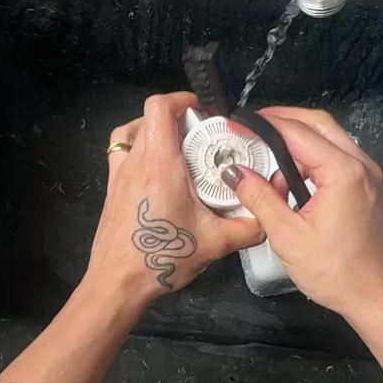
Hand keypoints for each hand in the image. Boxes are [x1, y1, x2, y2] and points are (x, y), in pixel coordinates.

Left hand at [86, 92, 264, 302]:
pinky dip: (137, 148)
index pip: (160, 107)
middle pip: (150, 117)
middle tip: (201, 137)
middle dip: (178, 118)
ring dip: (154, 130)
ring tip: (177, 148)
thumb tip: (270, 216)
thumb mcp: (216, 243)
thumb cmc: (161, 258)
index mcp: (160, 164)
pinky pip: (121, 153)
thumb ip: (250, 227)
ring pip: (131, 132)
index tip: (204, 110)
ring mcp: (119, 174)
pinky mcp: (112, 189)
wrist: (117, 283)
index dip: (182, 99)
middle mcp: (135, 162)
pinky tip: (156, 170)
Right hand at [222, 106, 382, 320]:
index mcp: (344, 173)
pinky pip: (336, 160)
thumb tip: (236, 173)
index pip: (298, 132)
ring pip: (328, 141)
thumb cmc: (338, 273)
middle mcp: (361, 167)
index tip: (238, 123)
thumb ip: (259, 198)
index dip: (264, 124)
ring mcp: (367, 177)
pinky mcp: (366, 189)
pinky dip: (310, 163)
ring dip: (296, 147)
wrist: (375, 299)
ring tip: (268, 172)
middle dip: (282, 122)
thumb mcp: (287, 236)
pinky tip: (290, 187)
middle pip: (318, 125)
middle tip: (251, 129)